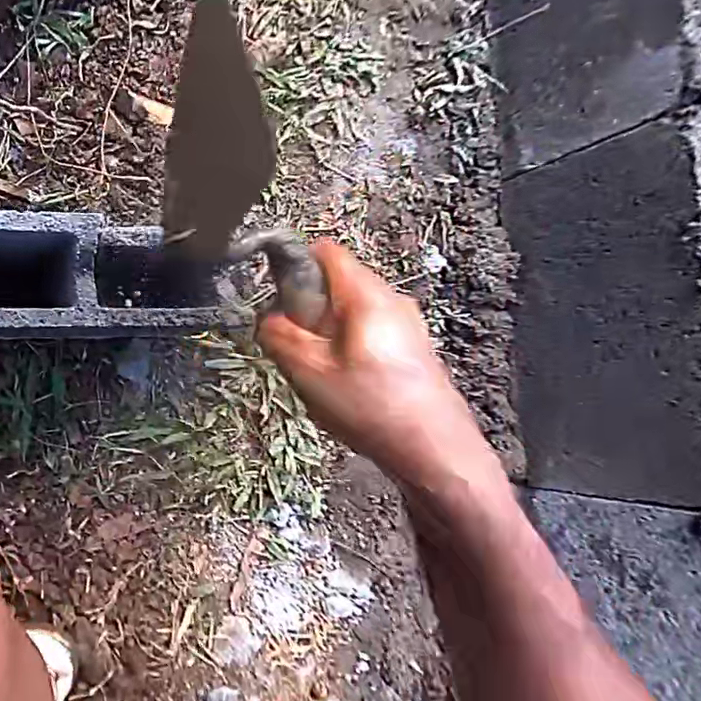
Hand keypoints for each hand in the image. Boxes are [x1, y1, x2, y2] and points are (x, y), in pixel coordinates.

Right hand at [258, 241, 498, 490]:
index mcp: (367, 295)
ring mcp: (406, 323)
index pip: (326, 252)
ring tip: (317, 372)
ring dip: (325, 332)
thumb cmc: (369, 404)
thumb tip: (267, 318)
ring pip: (351, 310)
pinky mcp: (412, 347)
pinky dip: (345, 346)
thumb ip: (279, 336)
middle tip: (295, 348)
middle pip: (337, 283)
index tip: (277, 302)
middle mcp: (392, 299)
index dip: (294, 265)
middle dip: (307, 308)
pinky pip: (367, 330)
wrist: (433, 448)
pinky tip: (344, 384)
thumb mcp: (308, 371)